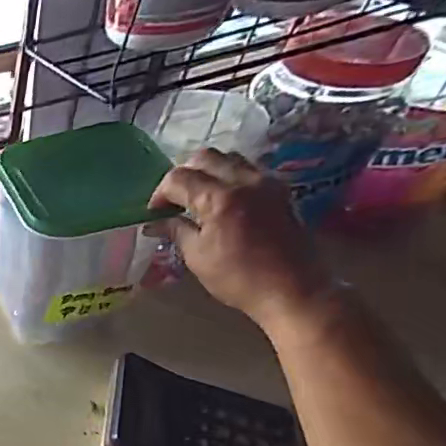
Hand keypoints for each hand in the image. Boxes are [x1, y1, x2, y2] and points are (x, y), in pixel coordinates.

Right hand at [148, 149, 332, 334]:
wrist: (290, 288)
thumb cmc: (236, 277)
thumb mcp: (196, 256)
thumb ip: (176, 230)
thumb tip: (155, 222)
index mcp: (221, 199)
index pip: (179, 178)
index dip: (160, 194)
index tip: (154, 214)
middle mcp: (246, 181)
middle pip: (205, 157)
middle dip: (182, 176)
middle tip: (172, 201)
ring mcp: (267, 182)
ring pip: (229, 159)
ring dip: (206, 173)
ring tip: (195, 200)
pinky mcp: (279, 190)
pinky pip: (247, 170)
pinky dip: (226, 178)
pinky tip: (219, 203)